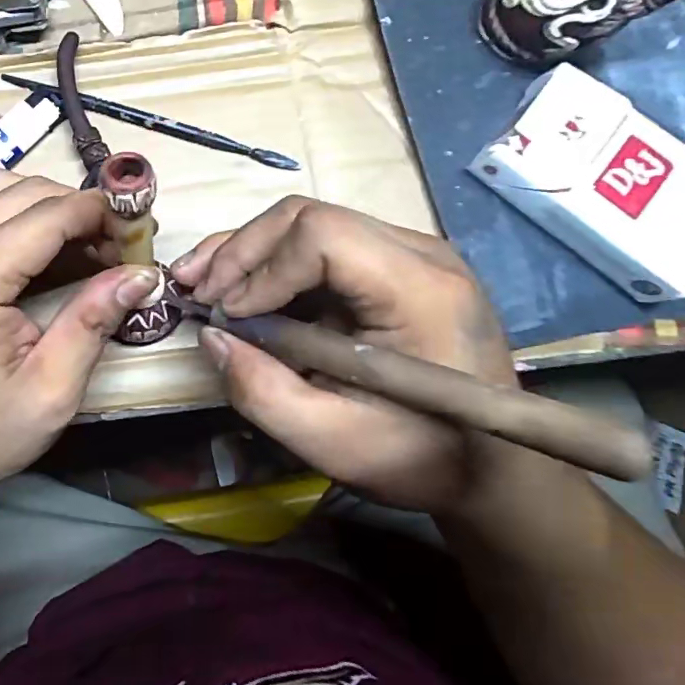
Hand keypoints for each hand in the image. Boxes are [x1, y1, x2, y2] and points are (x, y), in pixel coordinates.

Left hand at [0, 173, 160, 542]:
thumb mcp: (49, 391)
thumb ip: (93, 322)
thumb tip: (141, 273)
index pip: (45, 216)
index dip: (100, 215)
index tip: (139, 238)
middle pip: (21, 191)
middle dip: (78, 207)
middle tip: (118, 249)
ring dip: (48, 206)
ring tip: (86, 248)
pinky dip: (20, 218)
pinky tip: (49, 255)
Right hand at [171, 197, 517, 514]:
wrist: (491, 466)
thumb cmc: (421, 457)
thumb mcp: (331, 442)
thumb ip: (262, 391)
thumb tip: (210, 335)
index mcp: (420, 290)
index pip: (323, 236)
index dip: (262, 269)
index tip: (229, 316)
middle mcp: (417, 253)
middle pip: (307, 217)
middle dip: (240, 252)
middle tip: (195, 293)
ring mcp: (403, 255)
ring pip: (303, 224)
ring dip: (242, 252)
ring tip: (194, 280)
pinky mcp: (385, 269)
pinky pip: (314, 248)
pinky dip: (264, 265)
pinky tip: (229, 287)